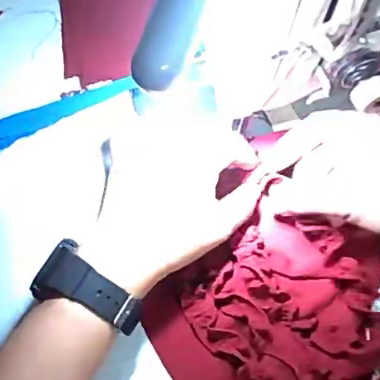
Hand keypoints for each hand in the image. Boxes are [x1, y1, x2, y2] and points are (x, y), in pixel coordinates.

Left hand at [80, 111, 270, 296]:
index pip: (233, 141)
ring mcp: (146, 141)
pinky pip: (147, 131)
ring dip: (193, 141)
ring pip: (179, 128)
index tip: (249, 170)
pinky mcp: (125, 151)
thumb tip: (256, 185)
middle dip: (221, 147)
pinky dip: (159, 138)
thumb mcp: (221, 226)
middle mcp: (175, 138)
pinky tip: (163, 158)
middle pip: (207, 131)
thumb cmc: (176, 240)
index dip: (246, 155)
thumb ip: (245, 200)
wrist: (123, 252)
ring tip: (197, 164)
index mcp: (202, 154)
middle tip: (226, 169)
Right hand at [261, 111, 379, 282]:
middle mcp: (373, 130)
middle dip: (302, 175)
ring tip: (317, 213)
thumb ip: (306, 196)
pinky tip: (346, 216)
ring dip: (323, 189)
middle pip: (323, 149)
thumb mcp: (347, 198)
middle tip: (290, 202)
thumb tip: (271, 200)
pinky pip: (361, 179)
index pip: (307, 131)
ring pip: (342, 166)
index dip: (282, 152)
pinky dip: (345, 195)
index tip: (265, 176)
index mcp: (357, 125)